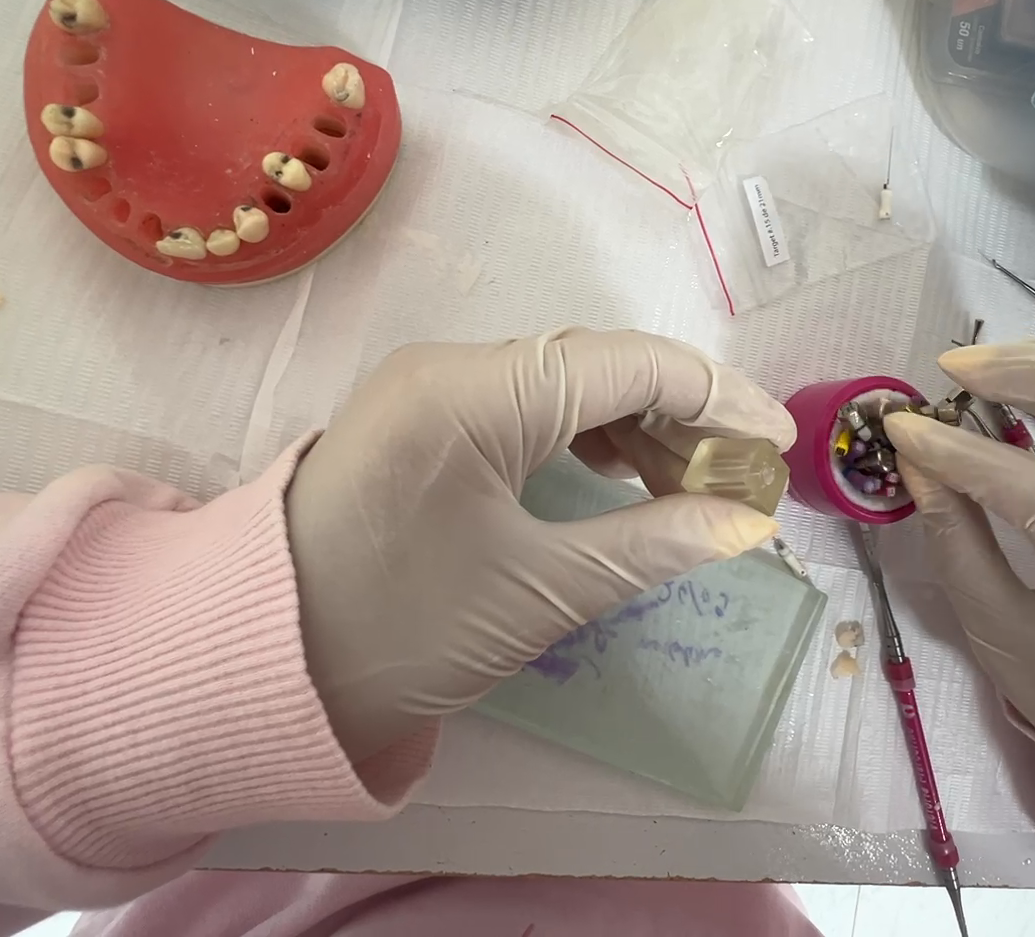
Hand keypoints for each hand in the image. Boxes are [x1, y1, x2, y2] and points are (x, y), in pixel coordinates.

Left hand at [286, 328, 794, 761]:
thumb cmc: (398, 633)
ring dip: (640, 428)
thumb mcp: (540, 590)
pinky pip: (531, 408)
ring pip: (570, 385)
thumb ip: (655, 542)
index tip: (777, 444)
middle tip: (742, 474)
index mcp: (475, 392)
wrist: (257, 670)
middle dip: (684, 415)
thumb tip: (748, 521)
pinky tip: (627, 475)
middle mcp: (455, 365)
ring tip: (696, 485)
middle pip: (602, 366)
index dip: (718, 397)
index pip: (629, 364)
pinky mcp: (431, 418)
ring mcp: (437, 387)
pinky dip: (590, 438)